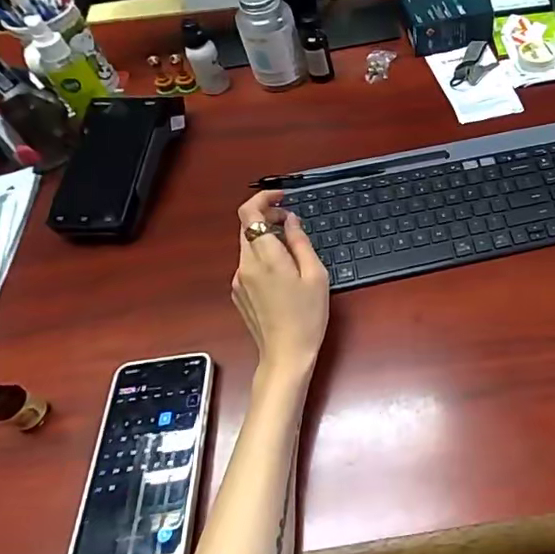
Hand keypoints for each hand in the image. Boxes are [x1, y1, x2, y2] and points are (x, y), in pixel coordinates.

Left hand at [233, 191, 328, 377]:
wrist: (286, 355)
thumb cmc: (307, 317)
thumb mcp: (315, 275)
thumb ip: (300, 242)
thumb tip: (290, 220)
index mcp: (265, 258)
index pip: (248, 212)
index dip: (263, 198)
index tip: (282, 199)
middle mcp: (245, 265)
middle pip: (246, 226)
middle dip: (267, 217)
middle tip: (292, 223)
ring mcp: (239, 280)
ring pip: (247, 244)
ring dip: (265, 237)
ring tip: (292, 250)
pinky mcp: (239, 293)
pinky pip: (248, 263)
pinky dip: (262, 256)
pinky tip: (282, 272)